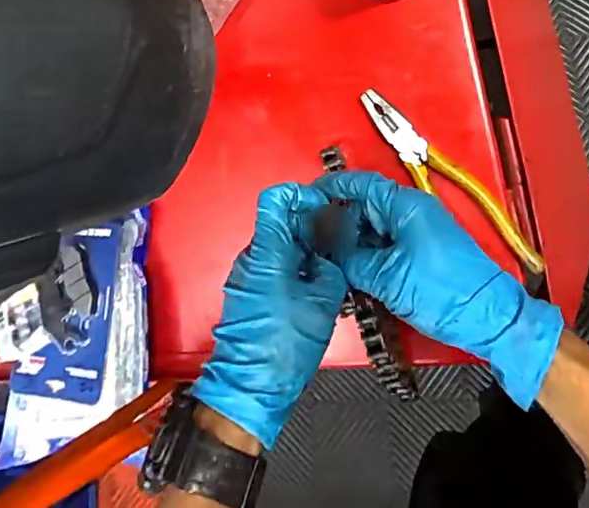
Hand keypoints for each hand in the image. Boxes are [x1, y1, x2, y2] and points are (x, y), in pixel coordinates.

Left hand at [189, 183, 346, 449]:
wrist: (250, 394)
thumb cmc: (283, 346)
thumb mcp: (324, 297)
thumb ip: (332, 261)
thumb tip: (336, 242)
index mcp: (266, 251)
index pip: (277, 197)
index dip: (304, 193)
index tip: (325, 205)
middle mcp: (252, 257)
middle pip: (282, 219)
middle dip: (313, 222)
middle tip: (340, 235)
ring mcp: (248, 275)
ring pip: (281, 242)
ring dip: (308, 244)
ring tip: (334, 259)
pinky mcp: (251, 293)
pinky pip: (276, 263)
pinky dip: (298, 263)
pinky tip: (319, 279)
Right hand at [313, 170, 562, 407]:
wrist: (483, 315)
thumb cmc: (448, 291)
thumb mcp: (387, 277)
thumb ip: (353, 259)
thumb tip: (330, 248)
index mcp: (408, 206)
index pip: (364, 184)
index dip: (334, 188)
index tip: (311, 196)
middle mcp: (414, 211)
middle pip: (367, 205)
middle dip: (339, 219)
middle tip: (314, 235)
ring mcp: (419, 230)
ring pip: (375, 226)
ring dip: (353, 240)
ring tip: (328, 257)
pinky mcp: (422, 250)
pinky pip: (388, 243)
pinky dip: (368, 253)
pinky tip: (352, 270)